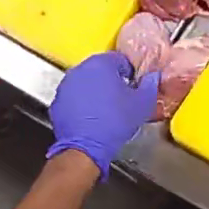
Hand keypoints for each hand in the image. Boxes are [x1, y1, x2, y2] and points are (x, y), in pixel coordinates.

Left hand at [47, 53, 160, 179]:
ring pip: (84, 85)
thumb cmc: (115, 122)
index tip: (133, 88)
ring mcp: (65, 87)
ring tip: (104, 112)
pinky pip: (73, 100)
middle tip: (120, 101)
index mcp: (101, 63)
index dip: (130, 74)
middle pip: (100, 71)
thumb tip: (153, 77)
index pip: (120, 60)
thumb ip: (150, 86)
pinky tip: (89, 121)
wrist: (84, 148)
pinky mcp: (56, 104)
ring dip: (94, 93)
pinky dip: (80, 106)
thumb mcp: (141, 105)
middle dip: (110, 82)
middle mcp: (79, 70)